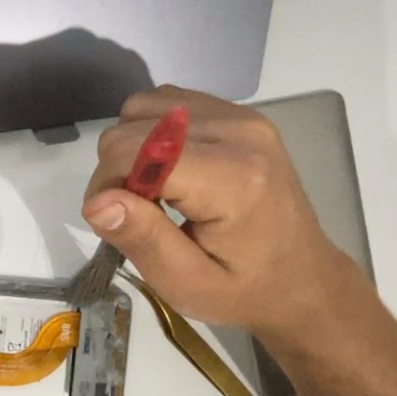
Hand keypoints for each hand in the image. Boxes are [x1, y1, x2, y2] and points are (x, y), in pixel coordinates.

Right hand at [81, 86, 366, 345]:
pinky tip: (165, 172)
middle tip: (135, 215)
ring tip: (150, 193)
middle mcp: (239, 132)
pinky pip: (168, 105)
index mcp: (232, 178)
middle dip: (115, 172)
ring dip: (130, 151)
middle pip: (132, 126)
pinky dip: (150, 137)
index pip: (134, 150)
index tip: (113, 223)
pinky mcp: (238, 114)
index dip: (105, 185)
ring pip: (144, 109)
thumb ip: (142, 239)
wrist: (300, 278)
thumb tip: (96, 203)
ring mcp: (241, 116)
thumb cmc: (241, 290)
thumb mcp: (185, 284)